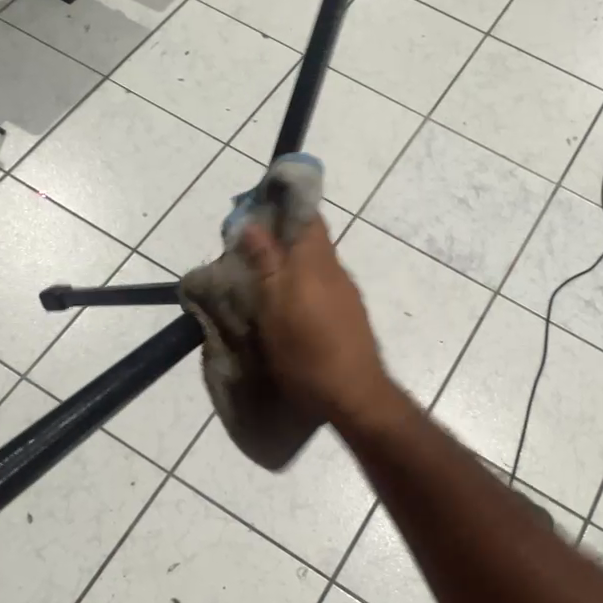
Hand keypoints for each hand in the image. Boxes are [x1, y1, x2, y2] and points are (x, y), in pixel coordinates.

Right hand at [239, 218, 402, 423]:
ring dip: (290, 264)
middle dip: (281, 238)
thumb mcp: (275, 308)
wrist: (355, 395)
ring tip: (261, 280)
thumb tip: (252, 222)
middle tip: (247, 250)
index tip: (254, 212)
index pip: (306, 215)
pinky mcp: (350, 316)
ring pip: (315, 265)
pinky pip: (322, 287)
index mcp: (316, 261)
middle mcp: (336, 271)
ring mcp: (347, 295)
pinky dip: (302, 286)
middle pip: (310, 240)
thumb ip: (266, 263)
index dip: (282, 207)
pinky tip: (288, 306)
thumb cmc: (308, 352)